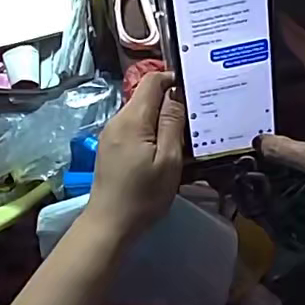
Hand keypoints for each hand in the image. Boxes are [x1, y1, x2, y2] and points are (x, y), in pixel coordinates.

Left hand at [81, 70, 185, 242]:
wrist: (110, 224)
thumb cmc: (143, 195)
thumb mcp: (168, 160)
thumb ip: (172, 123)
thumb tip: (176, 94)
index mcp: (132, 119)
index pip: (152, 80)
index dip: (174, 80)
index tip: (195, 94)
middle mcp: (117, 121)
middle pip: (146, 97)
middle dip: (170, 104)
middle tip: (194, 122)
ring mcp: (110, 135)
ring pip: (141, 114)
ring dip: (161, 121)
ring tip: (182, 139)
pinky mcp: (110, 148)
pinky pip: (133, 130)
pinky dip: (150, 134)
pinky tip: (162, 151)